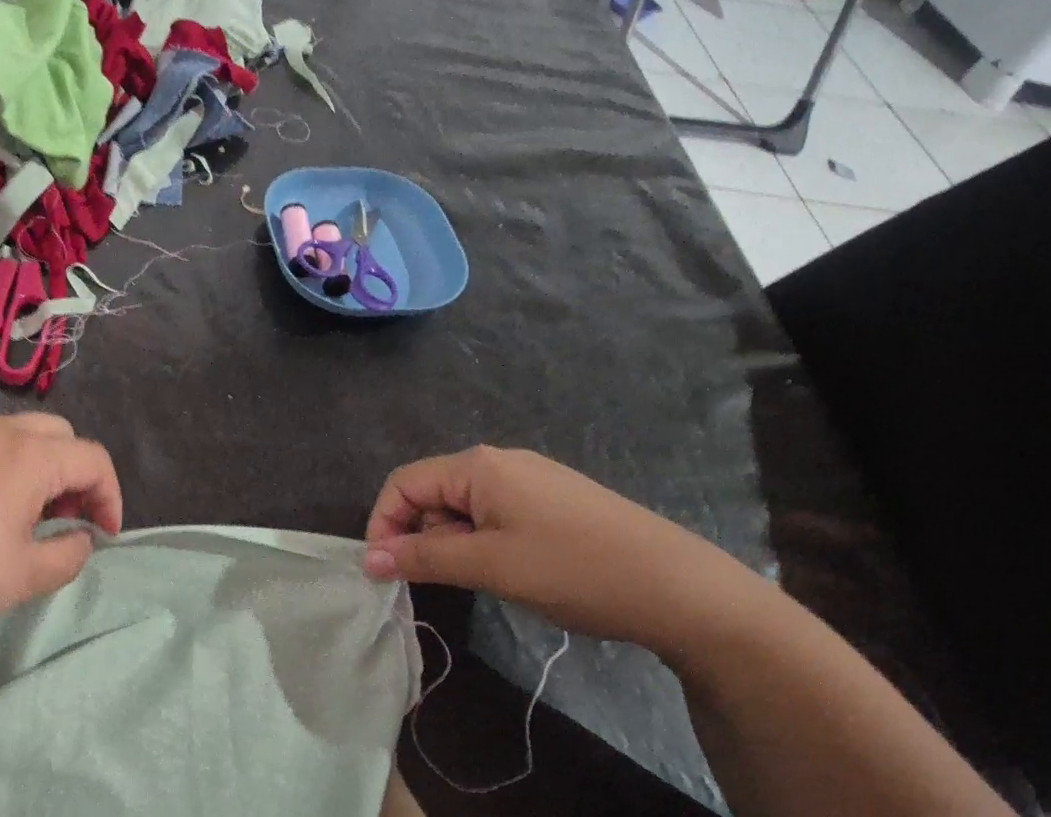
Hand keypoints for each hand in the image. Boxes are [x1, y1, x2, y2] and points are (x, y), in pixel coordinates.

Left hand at [0, 414, 121, 661]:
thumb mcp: (23, 576)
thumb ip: (69, 554)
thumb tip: (81, 537)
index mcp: (28, 454)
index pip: (93, 458)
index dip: (111, 496)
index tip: (107, 537)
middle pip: (60, 435)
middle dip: (78, 474)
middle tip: (71, 521)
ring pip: (23, 435)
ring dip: (44, 468)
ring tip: (32, 519)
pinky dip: (9, 467)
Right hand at [363, 446, 768, 651]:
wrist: (681, 589)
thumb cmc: (574, 570)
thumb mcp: (490, 566)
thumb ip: (424, 558)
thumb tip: (368, 558)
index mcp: (478, 465)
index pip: (404, 483)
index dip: (384, 524)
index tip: (384, 571)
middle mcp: (501, 460)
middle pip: (433, 491)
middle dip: (423, 535)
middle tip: (443, 580)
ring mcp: (533, 479)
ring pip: (466, 505)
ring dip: (455, 541)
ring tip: (485, 579)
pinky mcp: (556, 500)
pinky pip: (497, 512)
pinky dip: (486, 540)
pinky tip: (514, 570)